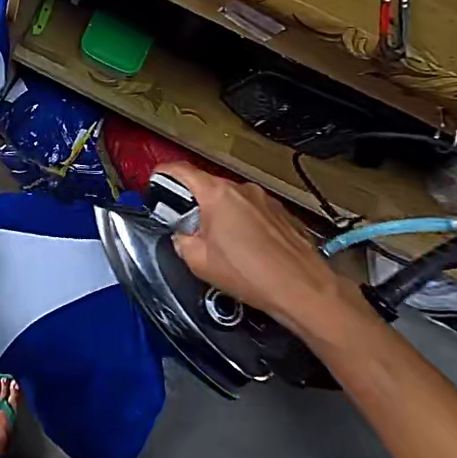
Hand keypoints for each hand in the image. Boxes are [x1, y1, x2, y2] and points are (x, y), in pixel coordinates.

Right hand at [158, 163, 365, 341]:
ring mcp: (264, 200)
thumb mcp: (199, 262)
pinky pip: (252, 212)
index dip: (164, 173)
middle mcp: (243, 190)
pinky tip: (244, 252)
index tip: (157, 179)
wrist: (300, 287)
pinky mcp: (279, 213)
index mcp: (218, 195)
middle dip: (194, 205)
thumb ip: (182, 242)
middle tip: (186, 229)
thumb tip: (182, 237)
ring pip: (231, 200)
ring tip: (220, 249)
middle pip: (208, 187)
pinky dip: (242, 225)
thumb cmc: (255, 275)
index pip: (182, 171)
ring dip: (220, 218)